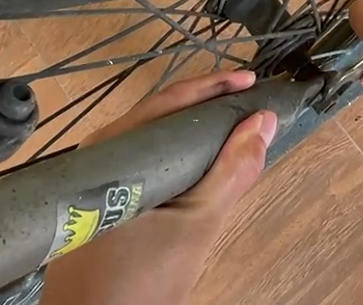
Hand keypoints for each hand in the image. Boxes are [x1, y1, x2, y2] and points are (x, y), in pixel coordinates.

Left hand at [43, 71, 276, 304]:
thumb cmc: (139, 280)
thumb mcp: (198, 224)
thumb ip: (232, 170)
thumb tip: (266, 120)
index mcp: (118, 148)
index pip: (172, 99)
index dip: (215, 86)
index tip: (252, 81)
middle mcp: (101, 153)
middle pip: (162, 113)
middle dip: (208, 104)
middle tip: (248, 103)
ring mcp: (97, 178)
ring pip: (155, 138)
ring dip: (194, 130)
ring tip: (232, 128)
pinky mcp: (100, 202)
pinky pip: (147, 161)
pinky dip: (179, 155)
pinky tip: (200, 164)